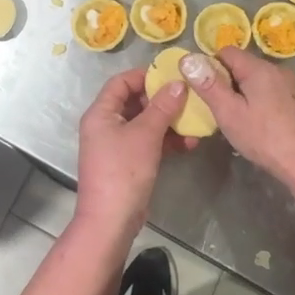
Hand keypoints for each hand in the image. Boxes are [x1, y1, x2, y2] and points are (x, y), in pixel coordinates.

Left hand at [74, 69, 193, 229]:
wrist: (111, 220)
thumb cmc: (123, 170)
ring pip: (144, 124)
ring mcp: (116, 145)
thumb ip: (162, 107)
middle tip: (188, 98)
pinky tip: (189, 143)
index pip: (120, 82)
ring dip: (168, 122)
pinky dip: (165, 141)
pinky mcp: (127, 162)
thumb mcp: (145, 135)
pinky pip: (147, 143)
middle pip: (134, 102)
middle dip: (161, 100)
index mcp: (100, 113)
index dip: (144, 76)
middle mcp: (105, 125)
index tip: (171, 75)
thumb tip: (178, 84)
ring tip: (194, 122)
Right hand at [182, 48, 294, 182]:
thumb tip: (187, 59)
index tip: (204, 91)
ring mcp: (291, 85)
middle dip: (226, 82)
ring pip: (256, 80)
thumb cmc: (264, 137)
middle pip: (242, 65)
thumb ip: (207, 85)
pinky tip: (258, 124)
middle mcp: (277, 69)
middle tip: (218, 109)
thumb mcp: (228, 112)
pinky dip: (258, 101)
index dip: (210, 67)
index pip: (226, 52)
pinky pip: (270, 91)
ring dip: (242, 93)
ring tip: (237, 119)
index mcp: (259, 68)